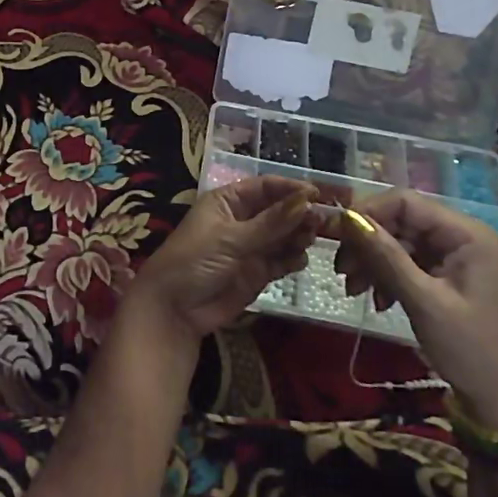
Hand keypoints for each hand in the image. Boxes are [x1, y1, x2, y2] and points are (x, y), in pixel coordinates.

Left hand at [125, 175, 319, 349]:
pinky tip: (298, 260)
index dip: (291, 189)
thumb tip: (306, 200)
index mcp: (227, 202)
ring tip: (309, 240)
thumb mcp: (231, 238)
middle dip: (300, 214)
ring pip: (285, 235)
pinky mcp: (258, 272)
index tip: (317, 195)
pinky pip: (283, 260)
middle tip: (322, 221)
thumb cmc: (194, 261)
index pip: (265, 187)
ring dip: (299, 236)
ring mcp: (251, 247)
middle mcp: (242, 220)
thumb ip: (271, 223)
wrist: (175, 309)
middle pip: (280, 211)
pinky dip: (293, 259)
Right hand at [332, 190, 497, 428]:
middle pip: (401, 222)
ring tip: (354, 291)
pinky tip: (376, 301)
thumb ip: (386, 256)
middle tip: (342, 272)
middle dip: (368, 244)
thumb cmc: (469, 348)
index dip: (369, 213)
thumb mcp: (423, 301)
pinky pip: (409, 265)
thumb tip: (348, 219)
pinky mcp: (449, 279)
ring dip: (373, 264)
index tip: (338, 238)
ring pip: (401, 244)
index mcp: (467, 235)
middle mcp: (463, 238)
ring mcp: (457, 259)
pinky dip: (387, 279)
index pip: (406, 202)